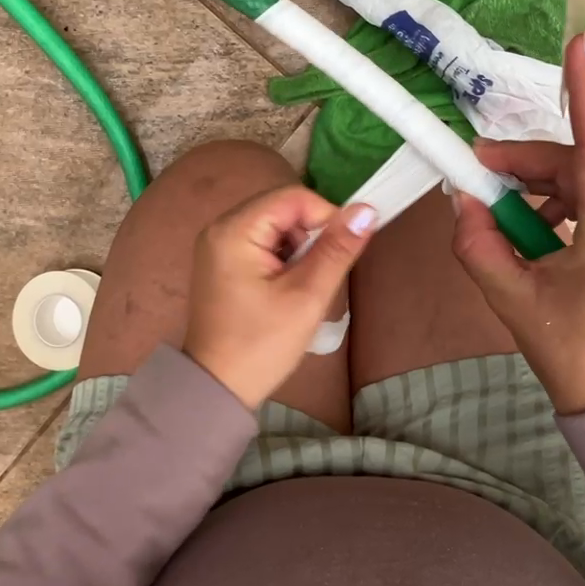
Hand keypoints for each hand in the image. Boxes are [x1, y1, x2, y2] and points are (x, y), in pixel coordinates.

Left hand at [183, 186, 377, 408]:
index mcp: (234, 230)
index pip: (293, 197)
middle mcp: (220, 228)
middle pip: (282, 208)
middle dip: (310, 236)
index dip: (326, 217)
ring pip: (275, 227)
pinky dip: (282, 259)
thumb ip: (337, 250)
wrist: (218, 388)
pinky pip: (261, 244)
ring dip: (299, 250)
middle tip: (318, 276)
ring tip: (302, 288)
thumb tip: (367, 210)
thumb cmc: (262, 344)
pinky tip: (286, 290)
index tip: (341, 253)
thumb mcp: (307, 297)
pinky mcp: (221, 263)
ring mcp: (217, 246)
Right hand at [452, 32, 584, 413]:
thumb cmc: (571, 354)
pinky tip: (541, 228)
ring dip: (546, 185)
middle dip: (530, 161)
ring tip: (504, 212)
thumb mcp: (512, 300)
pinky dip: (567, 203)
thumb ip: (480, 245)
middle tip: (478, 171)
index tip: (578, 44)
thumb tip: (463, 202)